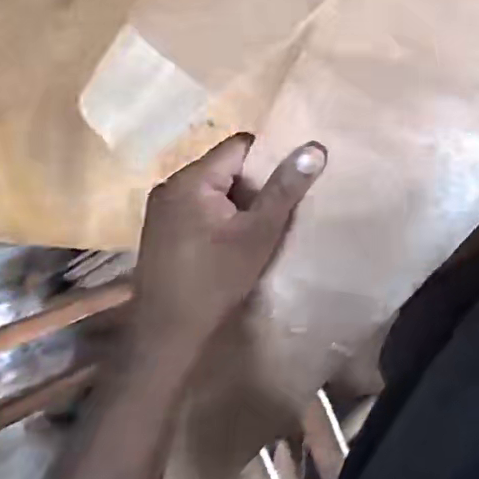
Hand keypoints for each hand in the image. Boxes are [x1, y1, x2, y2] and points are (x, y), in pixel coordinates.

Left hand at [129, 133, 326, 365]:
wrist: (169, 333)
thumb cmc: (217, 277)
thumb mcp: (261, 230)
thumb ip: (286, 187)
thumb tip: (315, 147)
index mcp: (191, 181)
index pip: (241, 145)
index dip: (271, 157)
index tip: (292, 179)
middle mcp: (170, 186)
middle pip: (229, 164)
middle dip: (259, 180)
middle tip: (283, 203)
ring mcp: (163, 208)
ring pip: (218, 186)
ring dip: (244, 198)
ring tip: (265, 221)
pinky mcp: (164, 228)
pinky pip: (204, 204)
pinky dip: (226, 212)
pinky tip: (240, 236)